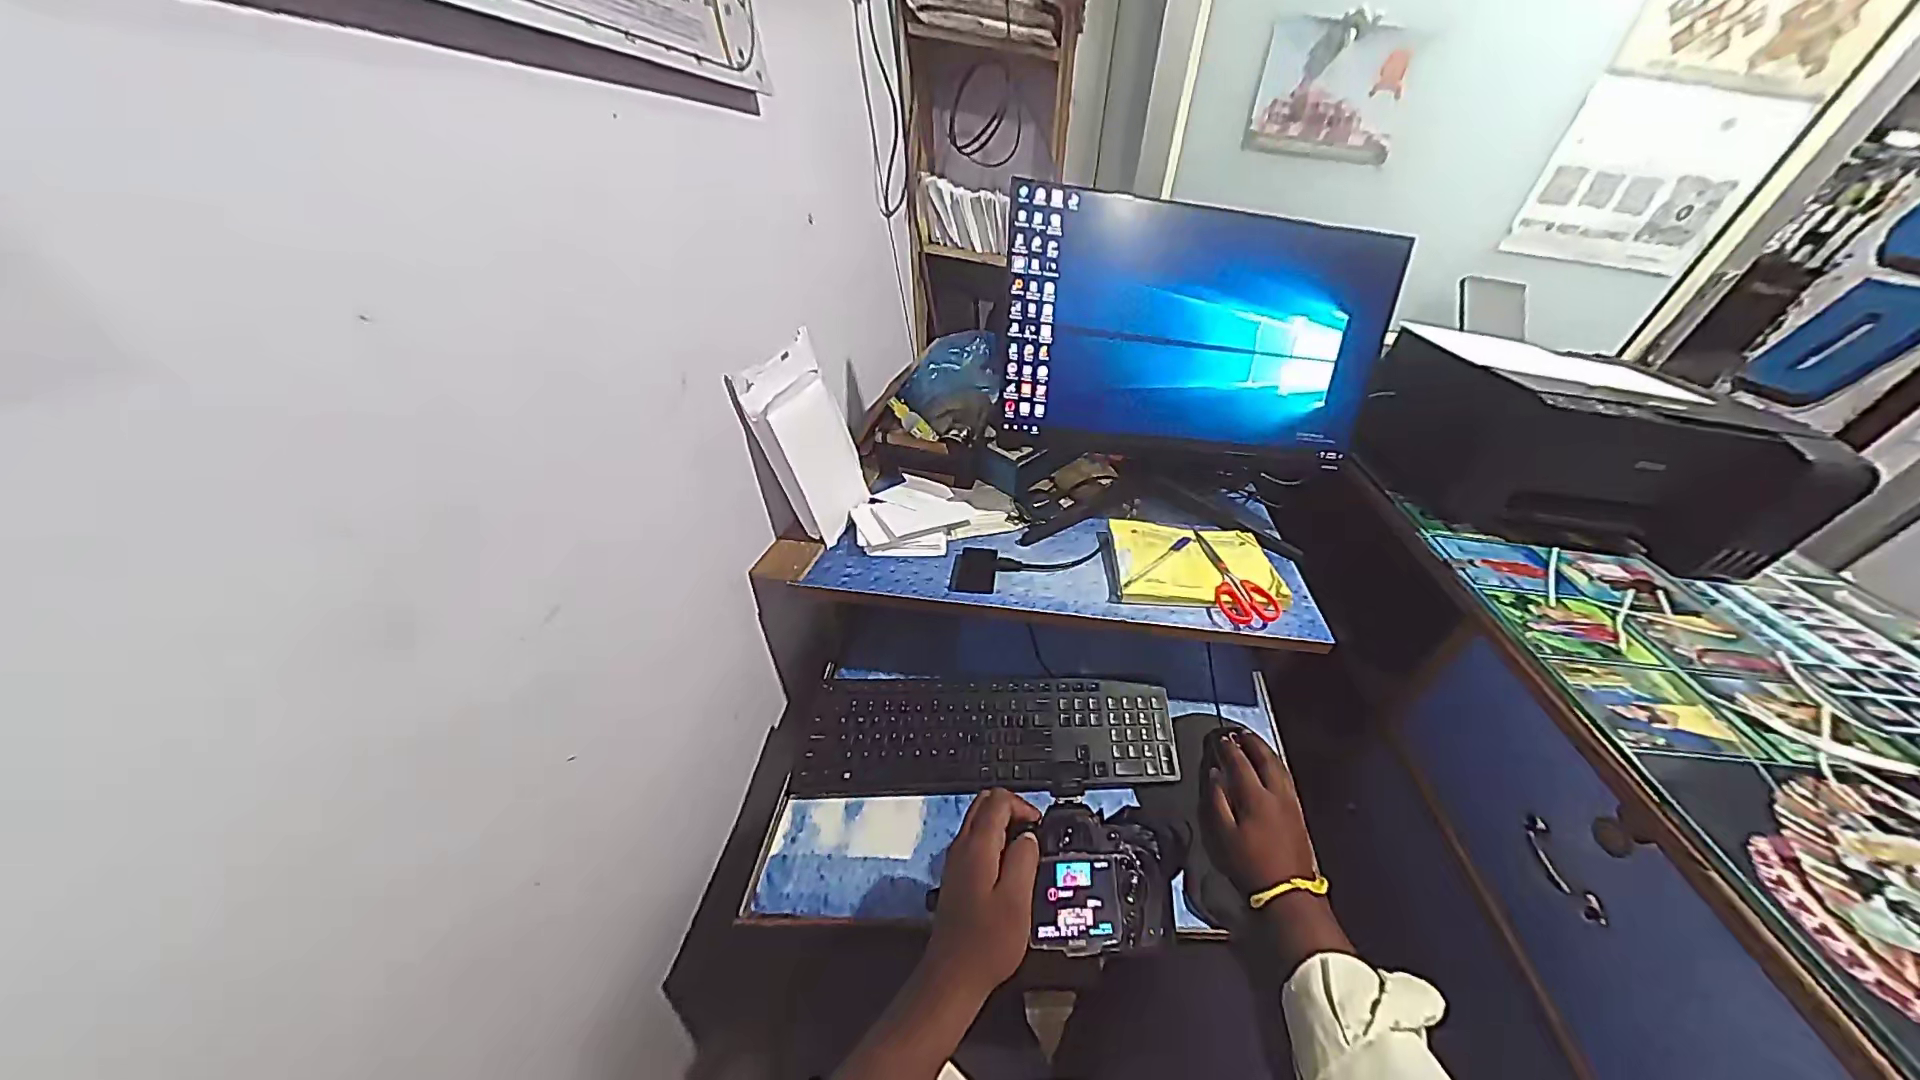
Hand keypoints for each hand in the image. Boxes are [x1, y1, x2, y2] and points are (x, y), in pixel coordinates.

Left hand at [925, 788, 1040, 997]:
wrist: (954, 975)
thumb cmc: (986, 943)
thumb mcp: (1017, 900)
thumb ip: (1024, 860)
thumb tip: (1030, 837)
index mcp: (977, 847)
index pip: (998, 800)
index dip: (1023, 805)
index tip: (1039, 826)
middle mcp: (962, 847)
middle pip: (984, 802)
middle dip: (1012, 808)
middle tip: (1033, 831)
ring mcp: (956, 860)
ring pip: (978, 820)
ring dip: (1003, 824)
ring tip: (1026, 849)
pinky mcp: (957, 875)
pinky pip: (975, 841)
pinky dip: (994, 840)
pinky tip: (1010, 867)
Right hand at [1202, 730, 1317, 894]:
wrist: (1287, 892)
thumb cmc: (1250, 864)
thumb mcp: (1222, 834)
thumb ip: (1216, 800)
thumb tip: (1215, 775)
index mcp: (1255, 797)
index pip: (1239, 762)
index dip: (1227, 748)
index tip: (1219, 739)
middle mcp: (1276, 794)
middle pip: (1265, 758)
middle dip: (1251, 742)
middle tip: (1239, 733)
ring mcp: (1291, 803)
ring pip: (1279, 767)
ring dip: (1265, 751)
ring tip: (1254, 743)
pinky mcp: (1298, 813)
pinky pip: (1286, 778)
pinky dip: (1276, 765)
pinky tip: (1271, 767)